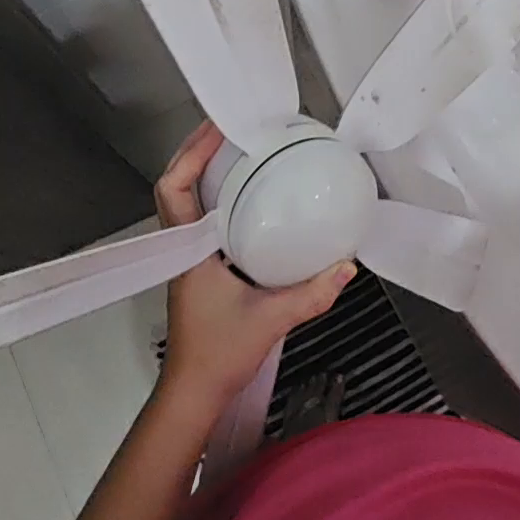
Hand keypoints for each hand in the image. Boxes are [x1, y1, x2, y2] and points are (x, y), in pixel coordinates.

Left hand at [153, 121, 355, 411]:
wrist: (195, 392)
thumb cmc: (217, 356)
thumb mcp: (270, 319)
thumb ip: (312, 293)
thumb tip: (345, 266)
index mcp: (189, 250)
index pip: (174, 187)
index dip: (191, 152)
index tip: (217, 128)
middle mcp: (184, 247)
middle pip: (177, 184)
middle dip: (198, 150)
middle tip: (232, 127)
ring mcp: (189, 257)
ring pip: (188, 201)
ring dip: (206, 172)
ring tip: (239, 150)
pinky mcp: (201, 268)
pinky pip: (205, 219)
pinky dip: (219, 198)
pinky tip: (249, 196)